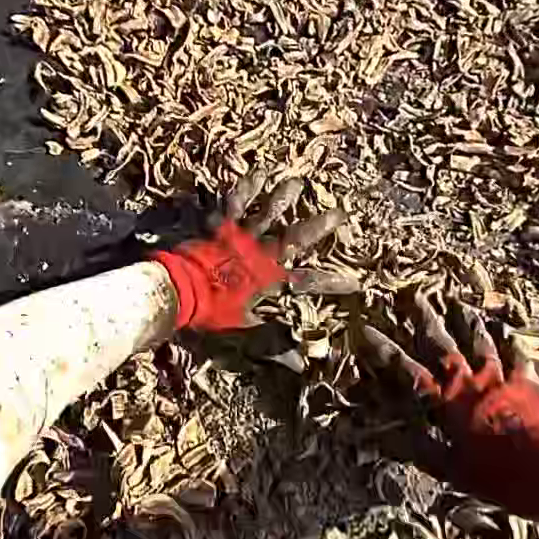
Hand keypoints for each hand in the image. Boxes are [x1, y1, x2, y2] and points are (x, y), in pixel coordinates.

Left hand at [148, 172, 353, 331]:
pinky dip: (248, 186)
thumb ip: (276, 344)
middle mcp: (263, 254)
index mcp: (271, 281)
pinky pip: (238, 201)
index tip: (356, 282)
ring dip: (285, 197)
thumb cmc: (214, 311)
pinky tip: (257, 173)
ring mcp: (243, 236)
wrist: (183, 291)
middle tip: (341, 212)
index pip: (310, 283)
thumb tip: (302, 365)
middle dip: (320, 225)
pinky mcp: (223, 225)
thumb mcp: (247, 329)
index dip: (334, 283)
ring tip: (297, 182)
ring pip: (270, 212)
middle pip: (297, 237)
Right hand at [361, 289, 538, 521]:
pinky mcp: (532, 386)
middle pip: (443, 343)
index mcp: (448, 401)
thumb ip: (416, 450)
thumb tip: (377, 439)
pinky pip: (521, 358)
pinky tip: (512, 334)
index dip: (384, 349)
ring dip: (468, 322)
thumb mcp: (452, 469)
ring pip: (480, 343)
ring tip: (459, 304)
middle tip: (413, 295)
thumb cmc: (503, 476)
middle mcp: (472, 382)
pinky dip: (515, 345)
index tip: (366, 329)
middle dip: (425, 318)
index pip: (407, 369)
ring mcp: (503, 380)